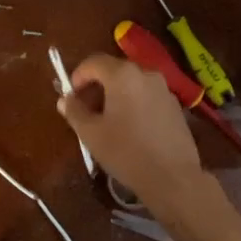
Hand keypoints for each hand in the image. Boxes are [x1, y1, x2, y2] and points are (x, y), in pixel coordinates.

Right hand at [58, 54, 202, 207]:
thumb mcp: (91, 134)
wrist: (173, 178)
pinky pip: (147, 96)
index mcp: (122, 74)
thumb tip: (65, 99)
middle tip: (86, 110)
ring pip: (132, 83)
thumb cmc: (126, 152)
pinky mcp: (175, 106)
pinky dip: (134, 103)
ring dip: (116, 95)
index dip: (78, 76)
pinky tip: (132, 129)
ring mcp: (163, 88)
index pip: (93, 62)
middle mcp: (145, 73)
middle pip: (114, 70)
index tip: (71, 96)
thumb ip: (75, 111)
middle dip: (97, 86)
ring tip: (108, 121)